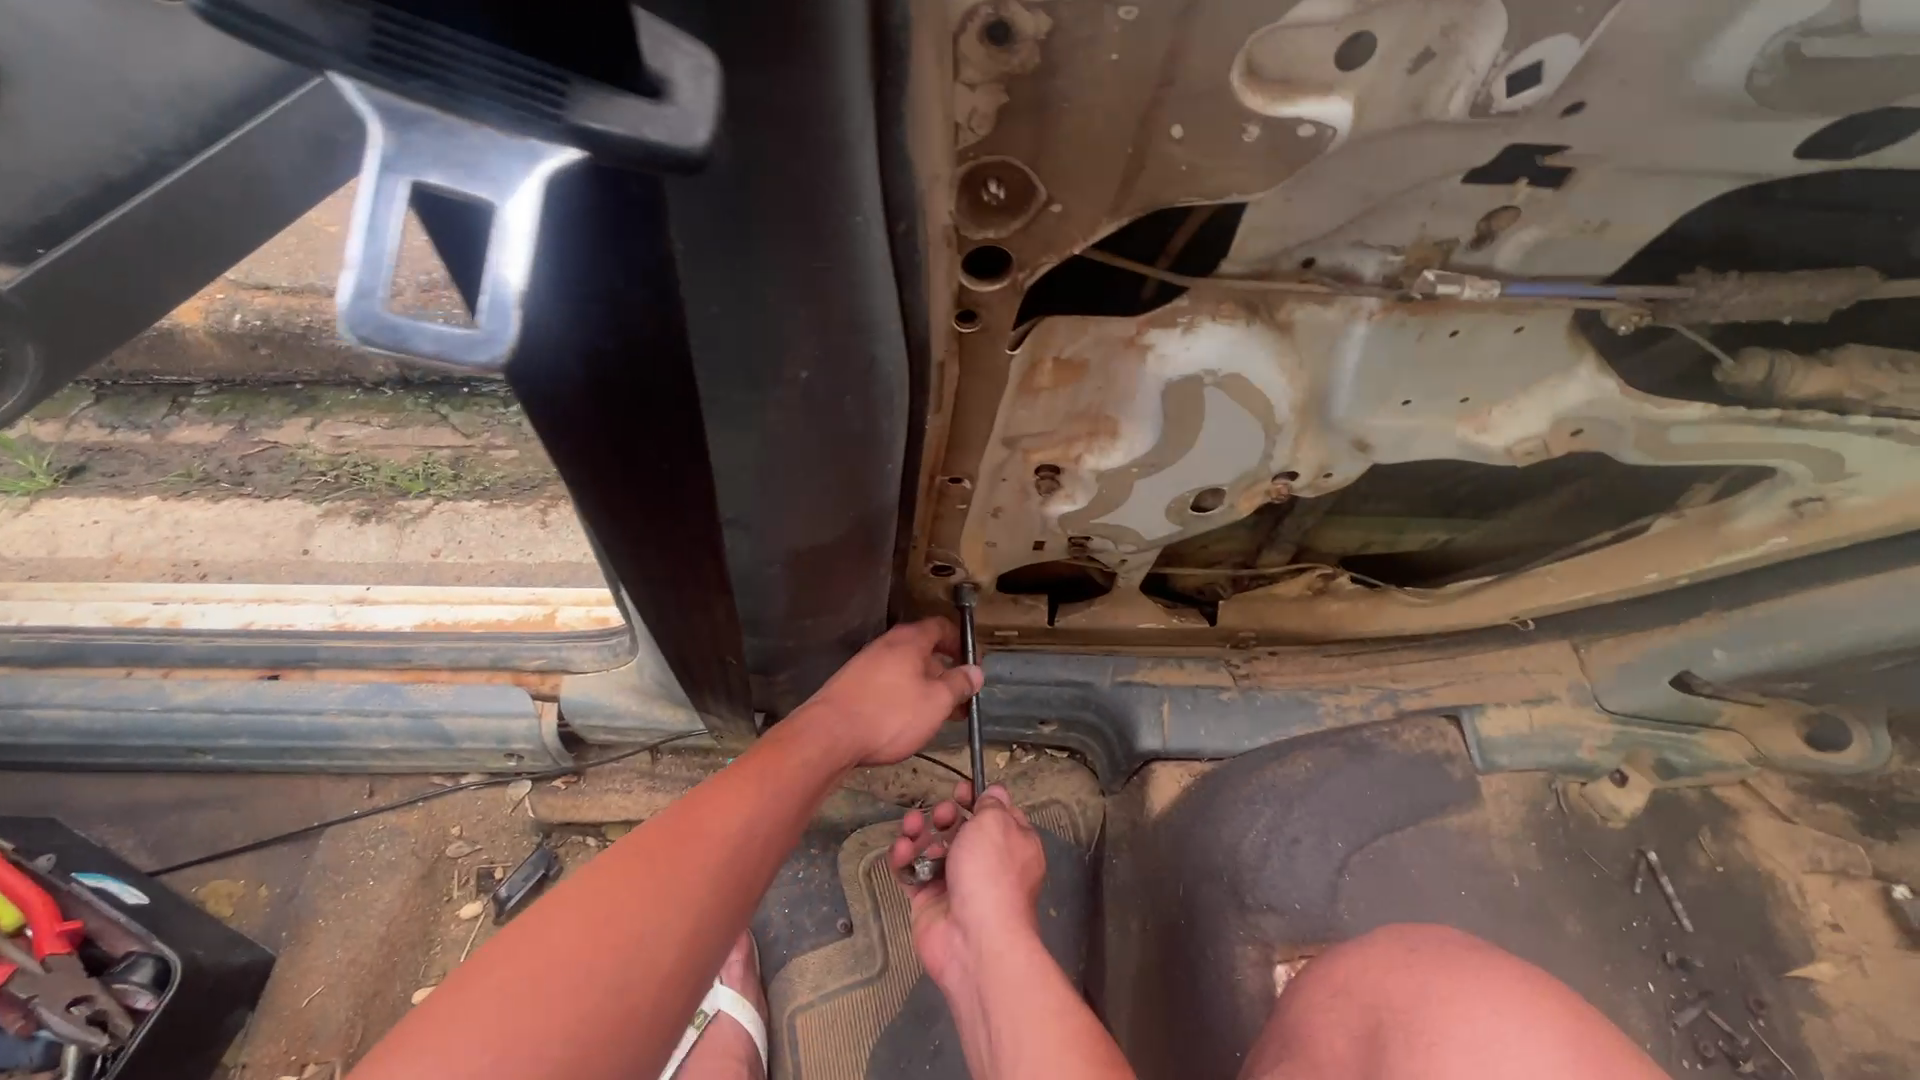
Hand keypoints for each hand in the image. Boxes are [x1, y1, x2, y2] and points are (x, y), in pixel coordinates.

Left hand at [792, 617, 982, 767]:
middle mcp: (887, 645)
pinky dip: (905, 697)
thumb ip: (958, 684)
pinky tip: (908, 721)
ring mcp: (866, 665)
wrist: (829, 735)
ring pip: (906, 670)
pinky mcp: (853, 686)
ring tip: (939, 716)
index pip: (942, 626)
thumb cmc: (889, 714)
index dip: (961, 642)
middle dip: (945, 672)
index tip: (973, 664)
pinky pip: (888, 684)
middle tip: (961, 698)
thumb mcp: (936, 702)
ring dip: (926, 688)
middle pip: (924, 649)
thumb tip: (975, 671)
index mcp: (909, 640)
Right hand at [888, 783, 1046, 992]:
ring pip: (933, 848)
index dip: (979, 799)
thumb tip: (993, 793)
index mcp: (1013, 844)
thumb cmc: (992, 876)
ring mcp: (957, 884)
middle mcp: (987, 864)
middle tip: (942, 815)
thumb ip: (991, 803)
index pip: (997, 815)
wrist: (974, 940)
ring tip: (911, 828)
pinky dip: (903, 859)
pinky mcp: (930, 902)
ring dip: (919, 832)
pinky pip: (913, 872)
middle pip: (961, 830)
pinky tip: (901, 851)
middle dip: (946, 815)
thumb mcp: (996, 824)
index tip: (962, 790)